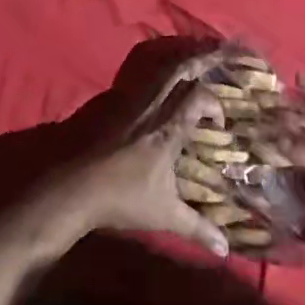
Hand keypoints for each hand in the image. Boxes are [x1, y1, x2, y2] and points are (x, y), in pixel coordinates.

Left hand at [41, 52, 232, 257]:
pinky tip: (161, 74)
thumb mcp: (166, 215)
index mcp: (169, 128)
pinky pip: (140, 75)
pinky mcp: (113, 100)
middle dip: (201, 59)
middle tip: (218, 54)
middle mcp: (152, 106)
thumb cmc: (124, 198)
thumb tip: (226, 251)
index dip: (214, 104)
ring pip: (159, 68)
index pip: (198, 98)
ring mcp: (131, 99)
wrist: (78, 185)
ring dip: (179, 61)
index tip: (219, 123)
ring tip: (194, 55)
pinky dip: (156, 69)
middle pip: (180, 69)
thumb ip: (198, 228)